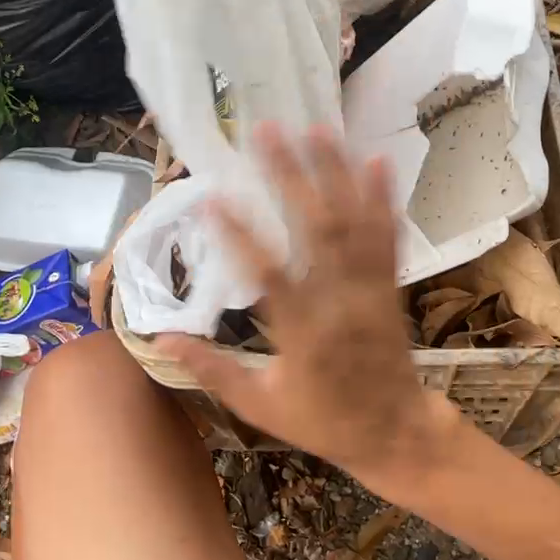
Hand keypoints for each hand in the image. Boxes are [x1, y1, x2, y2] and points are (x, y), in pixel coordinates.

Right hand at [159, 125, 456, 475]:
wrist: (397, 432)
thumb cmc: (323, 421)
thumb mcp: (260, 405)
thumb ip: (212, 369)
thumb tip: (161, 340)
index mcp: (302, 334)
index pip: (267, 274)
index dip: (239, 234)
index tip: (212, 196)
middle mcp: (340, 302)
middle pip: (317, 229)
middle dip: (291, 175)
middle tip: (268, 131)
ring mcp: (371, 289)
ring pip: (355, 222)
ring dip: (337, 172)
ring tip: (319, 127)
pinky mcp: (392, 285)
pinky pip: (389, 236)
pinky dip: (383, 197)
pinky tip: (377, 160)